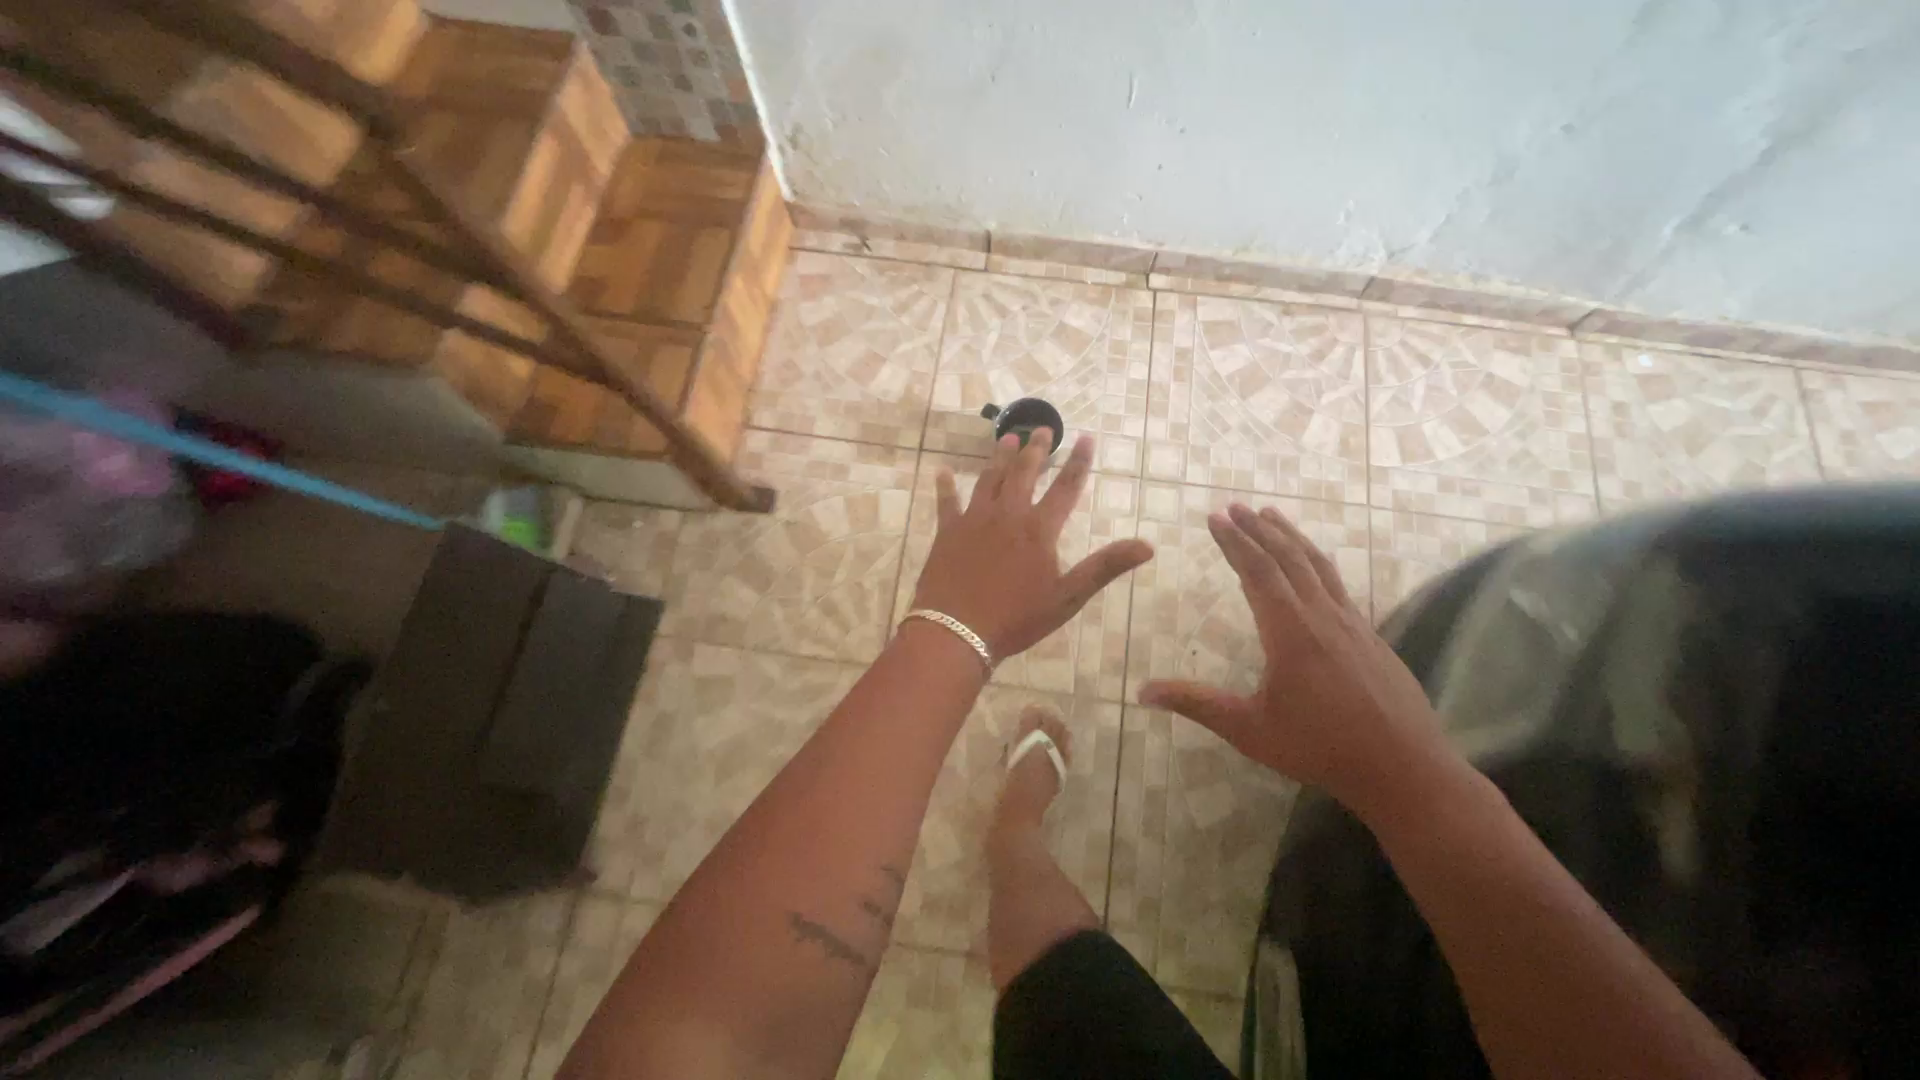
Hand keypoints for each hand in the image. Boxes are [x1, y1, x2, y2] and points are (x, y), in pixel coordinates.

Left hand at [911, 430, 1153, 660]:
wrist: (956, 632)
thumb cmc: (1017, 618)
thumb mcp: (1067, 597)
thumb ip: (1104, 567)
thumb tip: (1147, 546)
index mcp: (1039, 529)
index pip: (1066, 488)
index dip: (1078, 463)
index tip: (1086, 438)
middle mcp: (1007, 515)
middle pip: (1025, 473)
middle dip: (1037, 449)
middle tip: (1043, 428)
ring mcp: (974, 520)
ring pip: (989, 479)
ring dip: (1001, 457)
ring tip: (1008, 438)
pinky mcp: (947, 532)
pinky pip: (947, 502)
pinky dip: (946, 486)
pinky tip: (942, 472)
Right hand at [1139, 503, 1457, 822]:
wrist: (1403, 768)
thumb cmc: (1319, 748)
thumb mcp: (1249, 729)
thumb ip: (1197, 704)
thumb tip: (1143, 691)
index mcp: (1290, 632)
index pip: (1258, 572)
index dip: (1235, 542)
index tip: (1216, 517)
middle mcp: (1322, 616)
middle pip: (1288, 558)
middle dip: (1259, 530)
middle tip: (1235, 507)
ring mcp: (1352, 623)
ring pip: (1318, 565)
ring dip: (1291, 537)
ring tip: (1272, 516)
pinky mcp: (1370, 636)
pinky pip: (1337, 583)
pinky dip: (1316, 562)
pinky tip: (1312, 567)